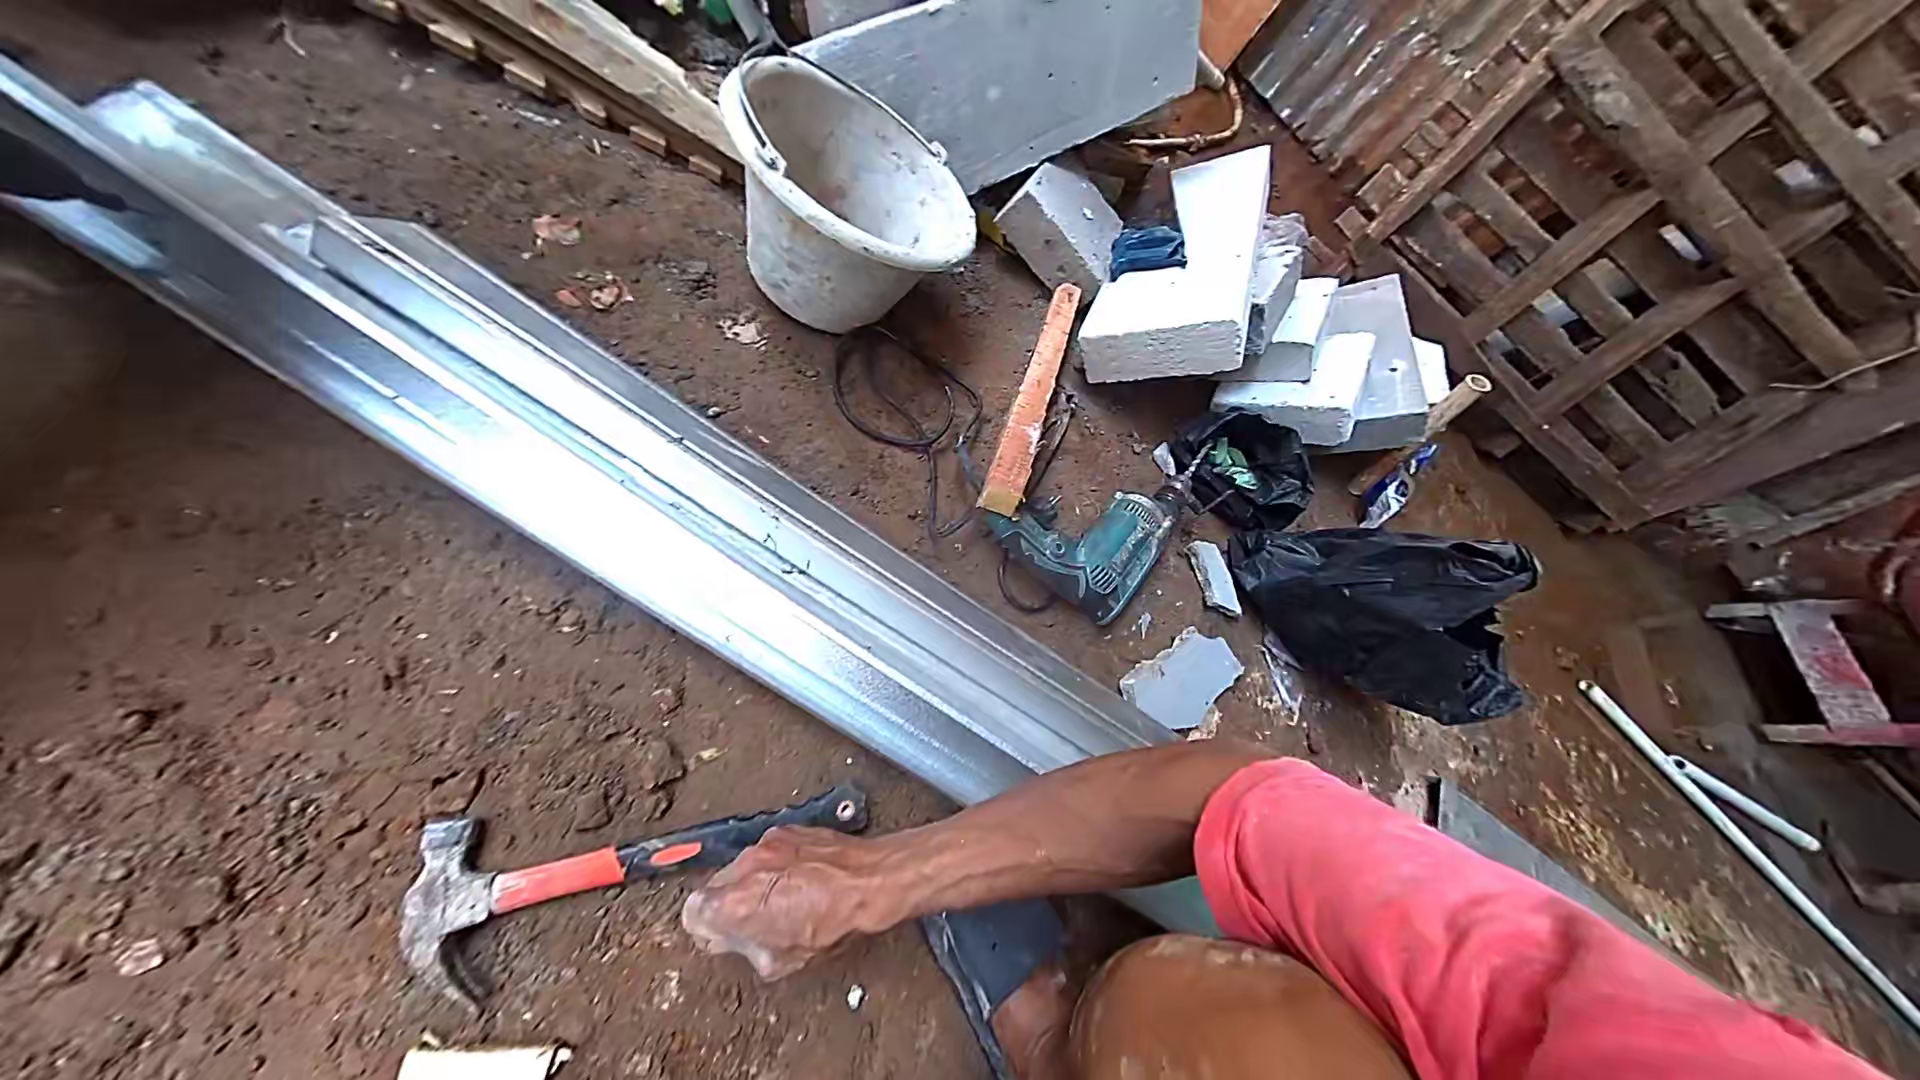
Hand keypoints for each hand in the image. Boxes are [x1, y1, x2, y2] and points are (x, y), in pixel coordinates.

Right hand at [681, 825, 896, 979]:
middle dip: (729, 904)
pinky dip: (774, 863)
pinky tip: (798, 877)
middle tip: (755, 920)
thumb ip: (743, 948)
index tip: (724, 934)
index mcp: (737, 901)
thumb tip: (730, 938)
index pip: (692, 912)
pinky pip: (767, 849)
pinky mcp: (788, 828)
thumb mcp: (779, 959)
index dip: (707, 927)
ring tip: (784, 897)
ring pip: (741, 866)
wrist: (869, 880)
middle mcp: (746, 864)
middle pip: (715, 886)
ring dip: (752, 881)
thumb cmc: (832, 922)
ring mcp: (767, 841)